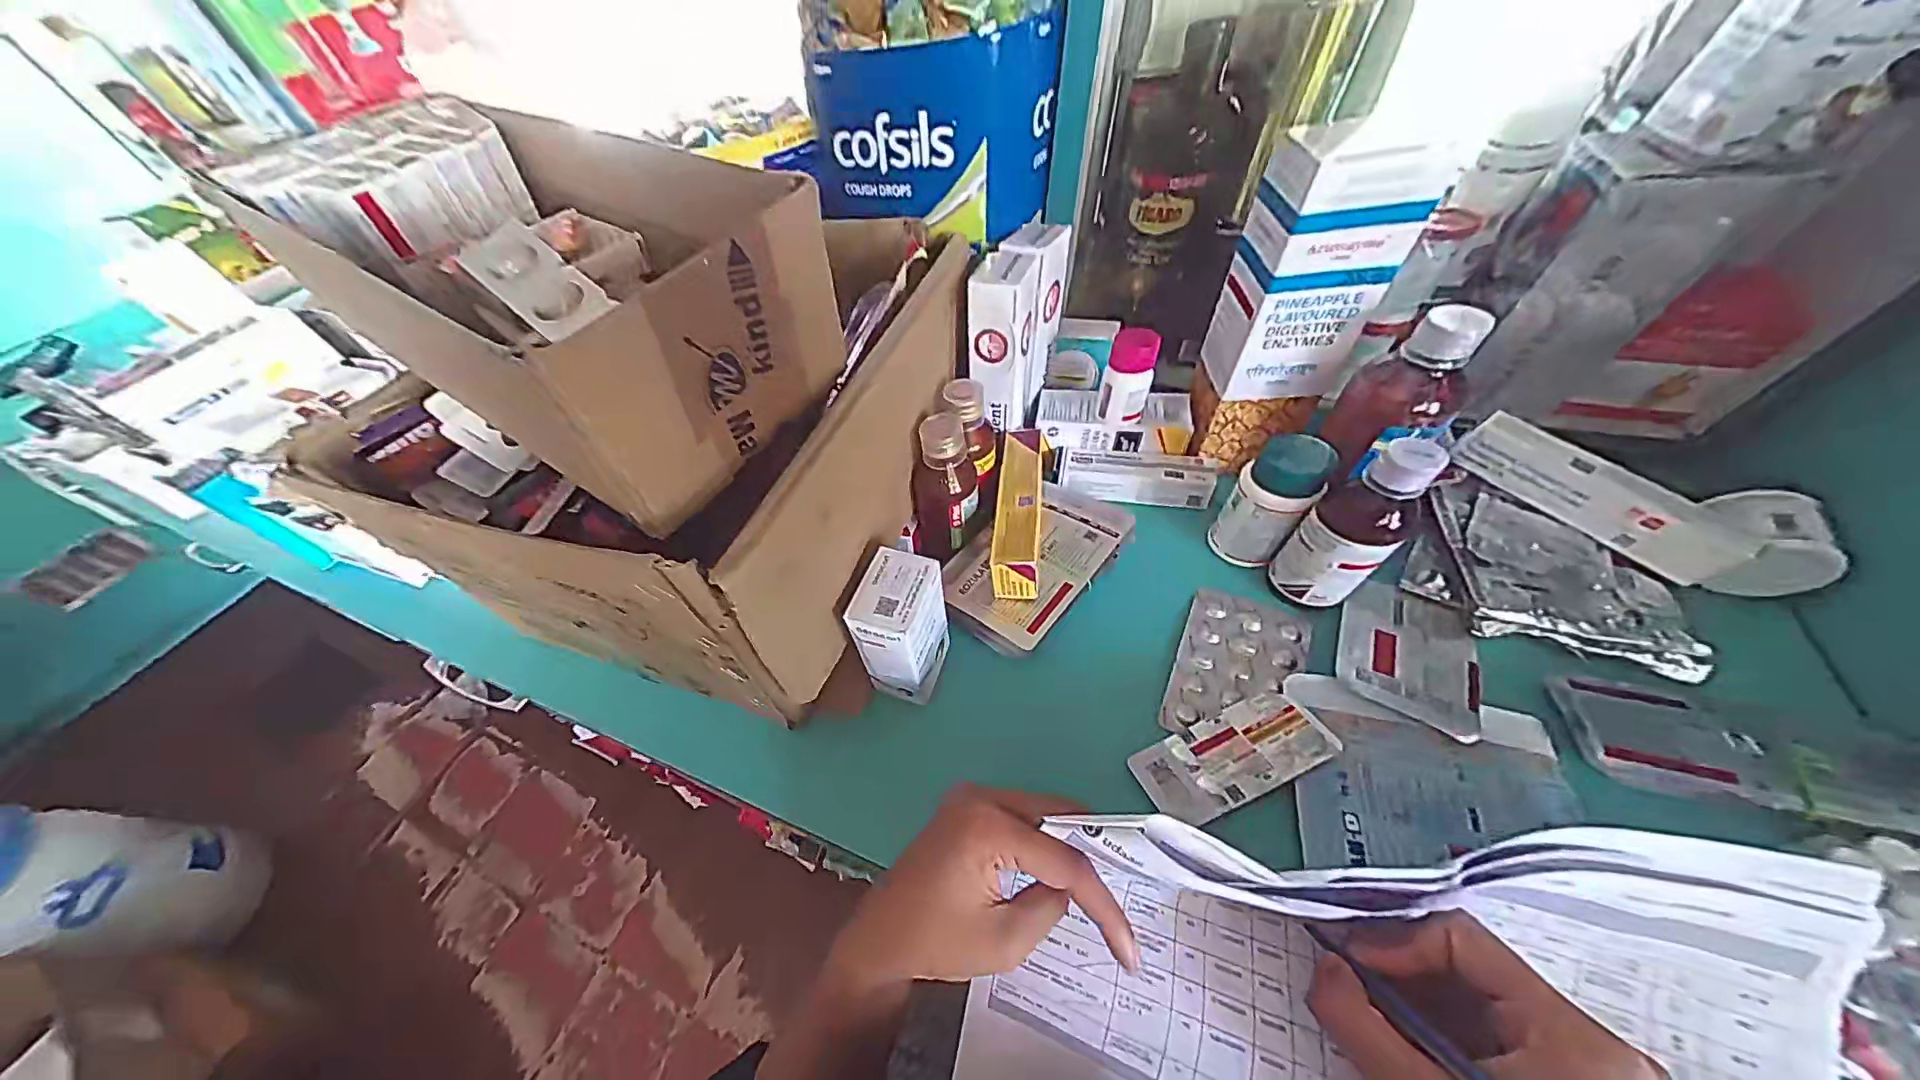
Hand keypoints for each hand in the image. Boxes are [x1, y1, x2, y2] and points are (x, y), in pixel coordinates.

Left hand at [823, 784, 1140, 990]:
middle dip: (1091, 862)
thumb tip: (1069, 885)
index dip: (1102, 902)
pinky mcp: (968, 806)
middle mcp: (980, 798)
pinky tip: (1058, 871)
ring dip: (1069, 849)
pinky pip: (1022, 817)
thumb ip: (1051, 905)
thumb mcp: (1005, 941)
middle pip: (1059, 819)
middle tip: (1114, 908)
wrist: (881, 938)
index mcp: (986, 827)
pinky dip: (1044, 842)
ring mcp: (971, 797)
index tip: (1127, 945)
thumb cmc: (935, 943)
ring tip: (1093, 895)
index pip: (1063, 860)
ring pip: (1044, 814)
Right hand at [1308, 911, 1664, 1079]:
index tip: (1347, 957)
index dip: (1393, 940)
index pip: (1460, 938)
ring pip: (1472, 1003)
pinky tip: (1402, 1047)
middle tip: (1346, 983)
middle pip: (1467, 969)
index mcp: (1576, 1042)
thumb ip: (1364, 1027)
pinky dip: (1432, 1032)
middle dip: (1396, 973)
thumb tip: (1326, 969)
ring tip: (1369, 1019)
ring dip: (1409, 1002)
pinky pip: (1484, 1035)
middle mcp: (1590, 1050)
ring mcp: (1581, 1073)